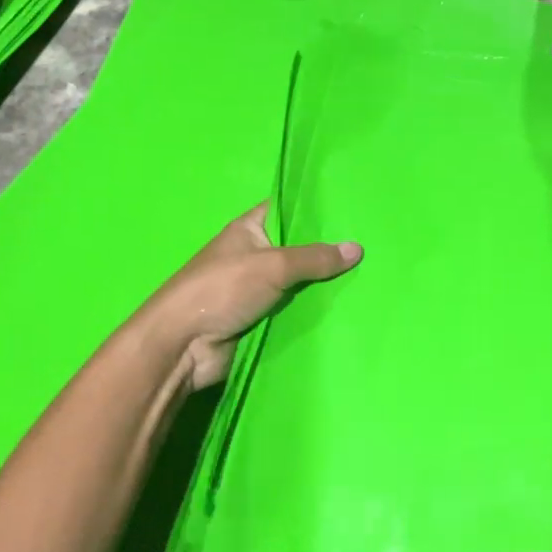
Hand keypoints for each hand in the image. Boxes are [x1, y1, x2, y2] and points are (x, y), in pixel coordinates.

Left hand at [137, 204, 362, 387]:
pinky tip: (347, 300)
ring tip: (368, 270)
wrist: (180, 347)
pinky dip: (313, 306)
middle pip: (299, 245)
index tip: (353, 204)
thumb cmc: (221, 290)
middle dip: (329, 246)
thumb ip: (316, 258)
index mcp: (249, 229)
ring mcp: (255, 287)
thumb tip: (358, 248)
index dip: (317, 206)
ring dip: (324, 280)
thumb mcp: (274, 265)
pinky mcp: (259, 316)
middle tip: (371, 240)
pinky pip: (294, 306)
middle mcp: (253, 254)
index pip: (288, 208)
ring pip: (300, 278)